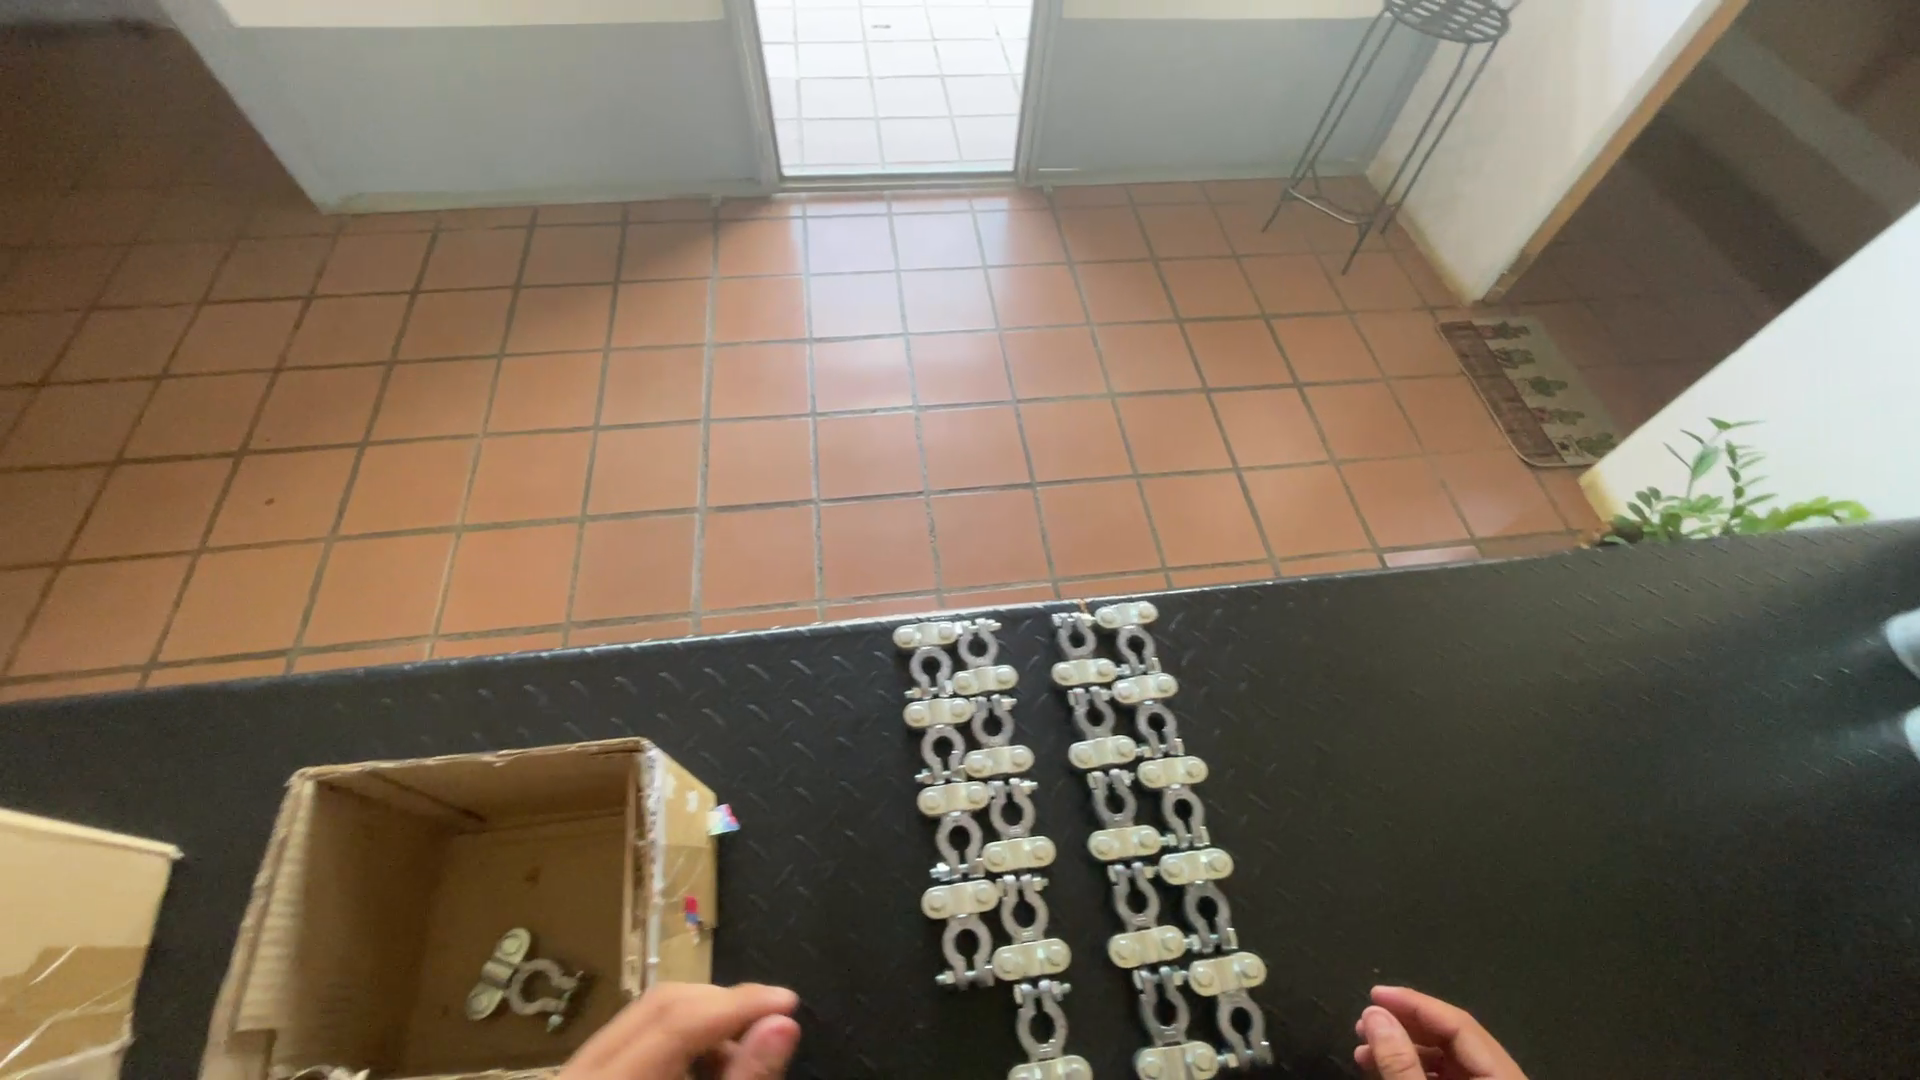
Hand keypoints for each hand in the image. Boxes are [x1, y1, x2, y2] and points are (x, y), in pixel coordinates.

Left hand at [557, 982, 800, 1079]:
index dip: (739, 1004)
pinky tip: (706, 1072)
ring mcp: (574, 1077)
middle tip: (770, 1026)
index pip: (677, 1022)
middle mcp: (577, 1075)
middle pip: (661, 1007)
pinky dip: (679, 1047)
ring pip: (648, 1018)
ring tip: (738, 1062)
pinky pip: (635, 1040)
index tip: (790, 1001)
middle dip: (722, 1009)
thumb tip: (784, 1021)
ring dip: (703, 1026)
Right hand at [1353, 985, 1525, 1079]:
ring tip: (1364, 1048)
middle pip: (1453, 1037)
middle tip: (1364, 1021)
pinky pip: (1446, 1075)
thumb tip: (1374, 1012)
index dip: (1414, 1002)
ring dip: (1402, 1047)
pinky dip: (1412, 1066)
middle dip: (1403, 1024)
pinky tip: (1382, 1066)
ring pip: (1447, 1057)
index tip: (1373, 994)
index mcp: (1505, 1078)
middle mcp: (1504, 1079)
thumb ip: (1401, 1063)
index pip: (1459, 1024)